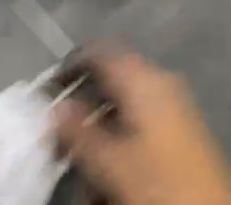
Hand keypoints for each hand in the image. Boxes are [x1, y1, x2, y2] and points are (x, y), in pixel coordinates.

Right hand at [54, 47, 230, 204]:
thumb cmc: (159, 179)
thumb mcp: (111, 161)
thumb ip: (79, 131)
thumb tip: (54, 108)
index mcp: (143, 77)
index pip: (99, 52)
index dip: (70, 66)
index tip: (48, 90)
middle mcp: (160, 79)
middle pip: (112, 76)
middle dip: (84, 101)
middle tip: (60, 130)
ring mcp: (174, 100)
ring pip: (125, 100)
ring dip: (101, 122)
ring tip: (82, 152)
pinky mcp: (181, 124)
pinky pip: (141, 116)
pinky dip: (120, 132)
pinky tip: (110, 159)